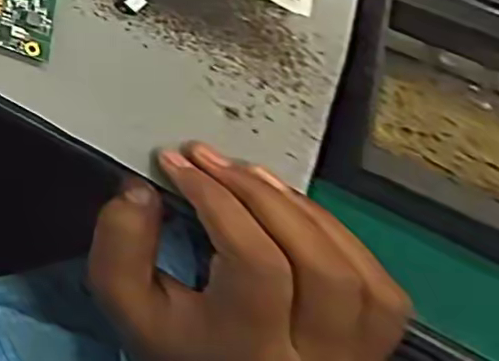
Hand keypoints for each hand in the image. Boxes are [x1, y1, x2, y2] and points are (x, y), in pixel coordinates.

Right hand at [90, 143, 410, 360]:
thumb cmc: (166, 339)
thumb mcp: (121, 294)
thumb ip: (118, 239)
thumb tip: (141, 188)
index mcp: (249, 344)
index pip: (255, 261)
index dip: (215, 199)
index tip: (174, 162)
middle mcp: (316, 357)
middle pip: (318, 265)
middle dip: (257, 194)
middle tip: (208, 158)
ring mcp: (355, 358)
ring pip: (359, 276)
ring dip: (300, 210)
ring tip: (249, 175)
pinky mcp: (371, 348)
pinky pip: (380, 290)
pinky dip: (337, 236)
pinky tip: (290, 208)